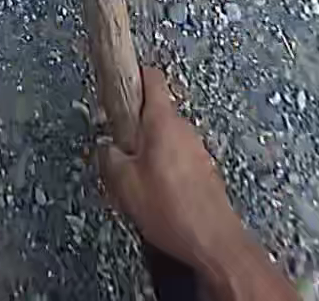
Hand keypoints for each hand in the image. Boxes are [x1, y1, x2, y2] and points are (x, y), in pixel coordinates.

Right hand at [99, 69, 292, 298]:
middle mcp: (183, 127)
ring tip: (138, 173)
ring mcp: (196, 147)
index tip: (120, 81)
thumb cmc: (173, 210)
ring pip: (168, 133)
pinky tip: (158, 190)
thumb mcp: (124, 183)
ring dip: (152, 145)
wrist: (214, 243)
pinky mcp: (204, 168)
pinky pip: (180, 153)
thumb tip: (104, 147)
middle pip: (156, 107)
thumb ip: (108, 157)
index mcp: (162, 120)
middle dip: (137, 121)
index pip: (151, 77)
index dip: (133, 74)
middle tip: (121, 141)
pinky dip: (167, 163)